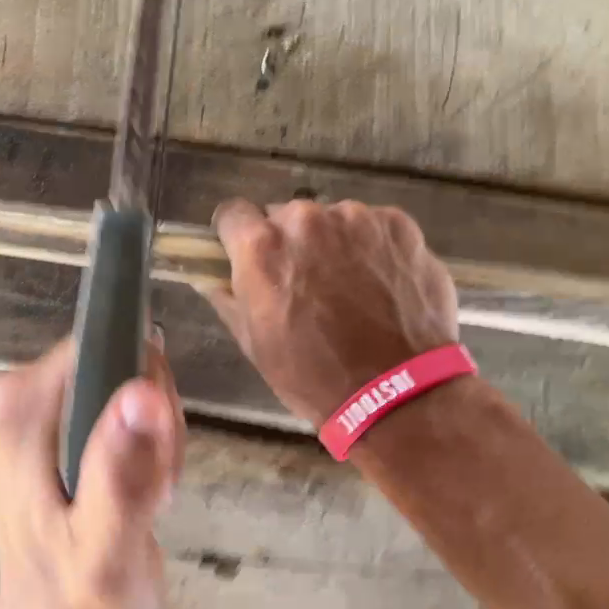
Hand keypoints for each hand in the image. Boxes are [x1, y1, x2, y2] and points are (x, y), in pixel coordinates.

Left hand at [0, 337, 184, 608]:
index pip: (102, 345)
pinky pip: (124, 405)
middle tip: (157, 483)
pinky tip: (145, 491)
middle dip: (153, 421)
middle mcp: (21, 396)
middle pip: (117, 362)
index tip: (160, 447)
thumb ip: (120, 473)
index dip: (143, 386)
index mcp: (21, 410)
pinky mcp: (60, 427)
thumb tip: (143, 391)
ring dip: (155, 440)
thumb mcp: (105, 547)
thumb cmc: (78, 605)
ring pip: (128, 384)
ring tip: (152, 495)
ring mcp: (40, 409)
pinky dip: (146, 447)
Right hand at [208, 199, 458, 423]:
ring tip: (352, 287)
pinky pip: (373, 227)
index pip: (233, 213)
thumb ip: (226, 295)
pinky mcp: (398, 225)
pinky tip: (383, 282)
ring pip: (332, 220)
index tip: (247, 254)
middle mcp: (305, 218)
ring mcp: (356, 218)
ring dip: (334, 243)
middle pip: (285, 216)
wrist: (400, 396)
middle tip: (307, 282)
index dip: (238, 234)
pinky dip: (373, 247)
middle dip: (291, 242)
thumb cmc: (313, 375)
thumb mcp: (253, 341)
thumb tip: (209, 275)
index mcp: (262, 245)